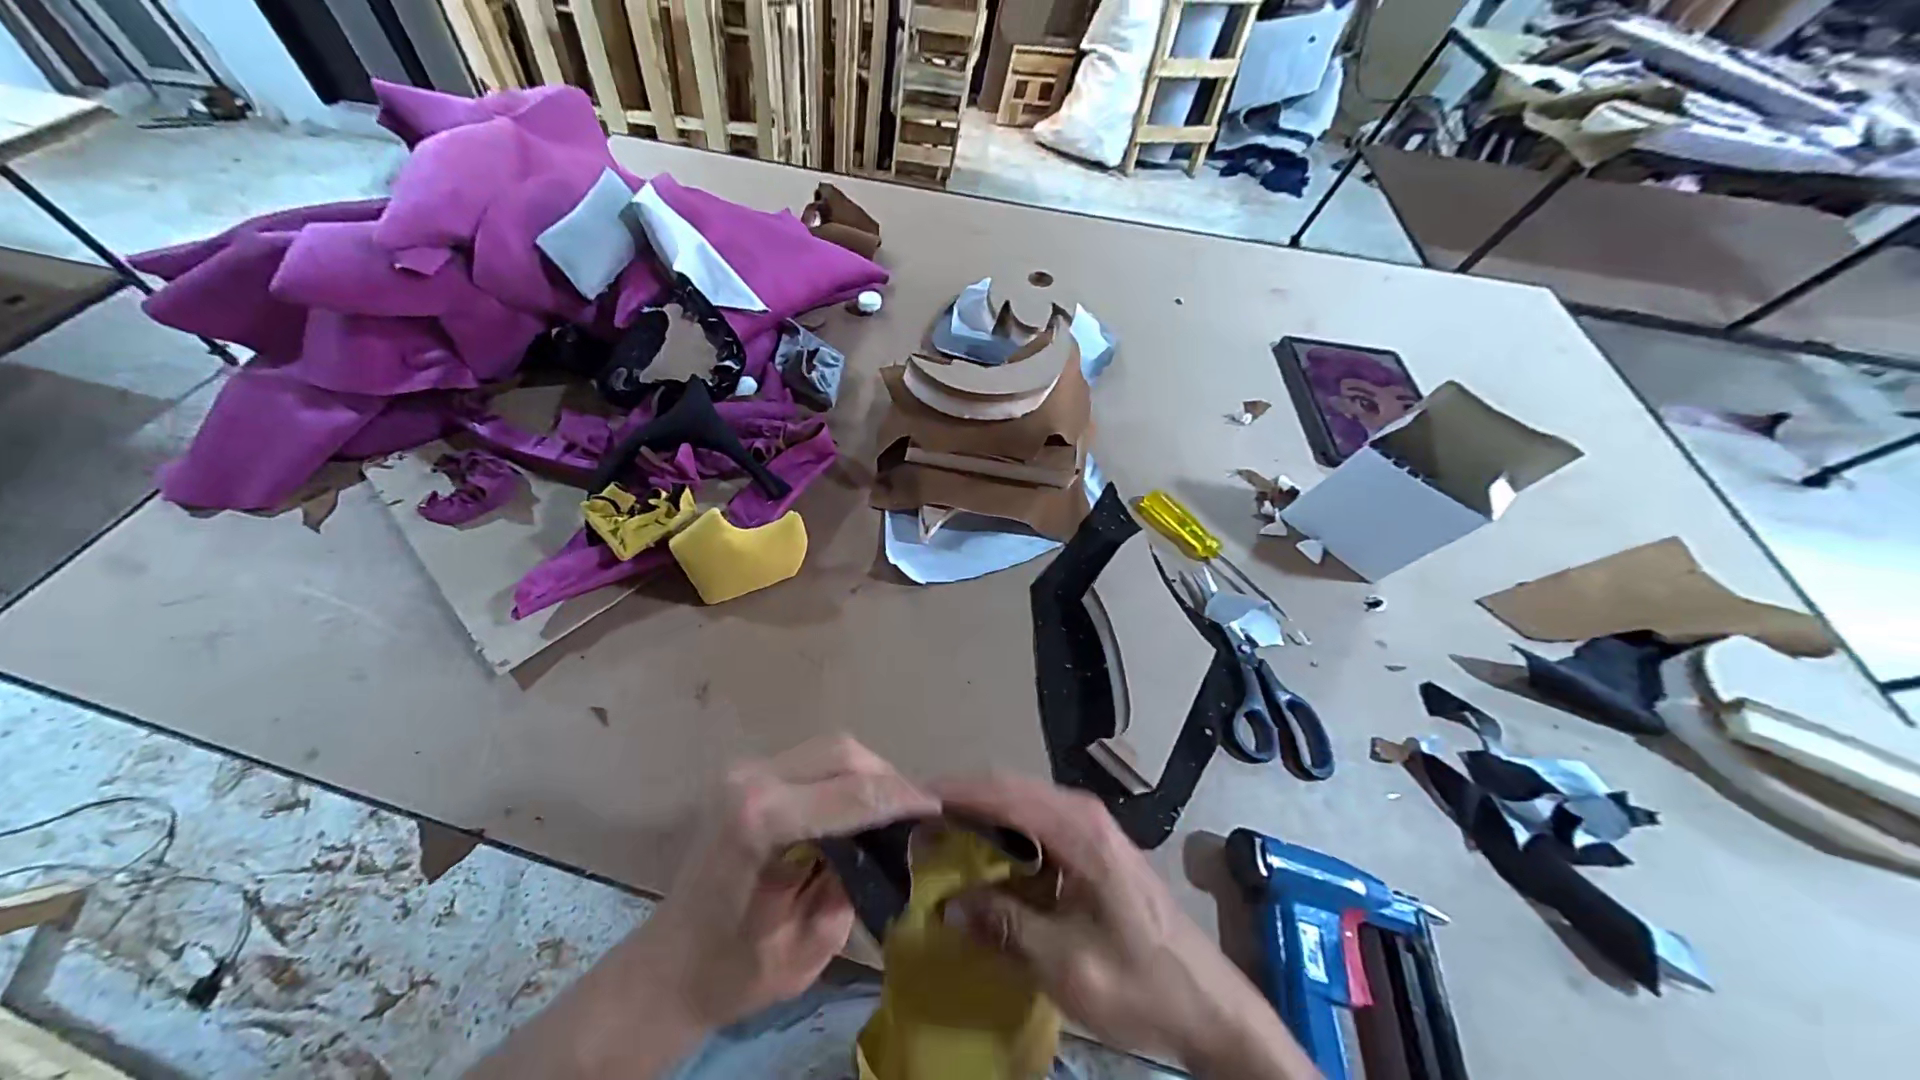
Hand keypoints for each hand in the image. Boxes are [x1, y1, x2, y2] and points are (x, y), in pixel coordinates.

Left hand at [628, 734, 939, 1027]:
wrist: (666, 967)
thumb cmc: (731, 971)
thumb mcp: (806, 946)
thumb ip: (851, 884)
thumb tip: (890, 842)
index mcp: (757, 822)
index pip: (850, 793)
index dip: (900, 797)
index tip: (938, 809)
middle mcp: (750, 781)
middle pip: (842, 753)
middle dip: (889, 778)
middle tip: (921, 809)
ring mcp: (744, 771)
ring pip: (831, 748)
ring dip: (869, 773)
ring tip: (896, 808)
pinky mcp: (747, 774)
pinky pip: (813, 760)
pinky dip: (847, 776)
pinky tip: (861, 804)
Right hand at [936, 772, 1317, 1079]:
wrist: (1209, 1004)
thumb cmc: (1141, 983)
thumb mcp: (1068, 965)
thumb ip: (1007, 926)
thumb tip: (947, 903)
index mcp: (1081, 832)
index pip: (1006, 794)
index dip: (956, 794)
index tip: (910, 804)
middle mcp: (1084, 815)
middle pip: (1010, 789)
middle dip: (961, 801)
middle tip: (915, 825)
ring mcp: (1090, 827)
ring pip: (1020, 803)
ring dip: (979, 816)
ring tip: (936, 839)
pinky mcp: (1091, 845)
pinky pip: (1034, 824)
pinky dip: (1001, 833)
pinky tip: (979, 858)